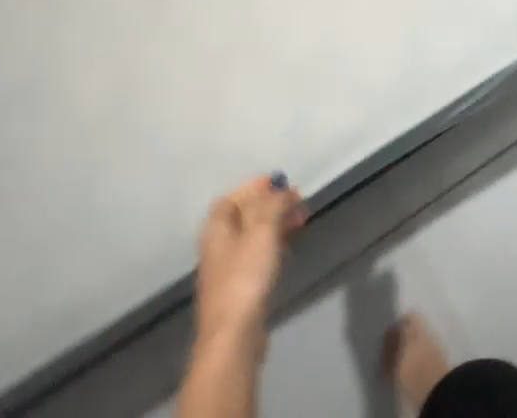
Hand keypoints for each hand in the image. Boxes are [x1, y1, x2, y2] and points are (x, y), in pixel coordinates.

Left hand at [195, 175, 306, 340]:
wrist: (234, 334)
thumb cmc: (245, 276)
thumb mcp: (262, 231)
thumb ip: (272, 204)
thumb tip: (281, 189)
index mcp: (217, 227)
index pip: (233, 196)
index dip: (255, 186)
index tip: (280, 182)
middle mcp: (218, 244)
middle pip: (244, 215)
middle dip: (270, 204)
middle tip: (298, 201)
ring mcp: (227, 268)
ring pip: (252, 235)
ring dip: (275, 223)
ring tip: (299, 221)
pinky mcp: (240, 287)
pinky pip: (257, 254)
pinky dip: (273, 244)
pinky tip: (287, 248)